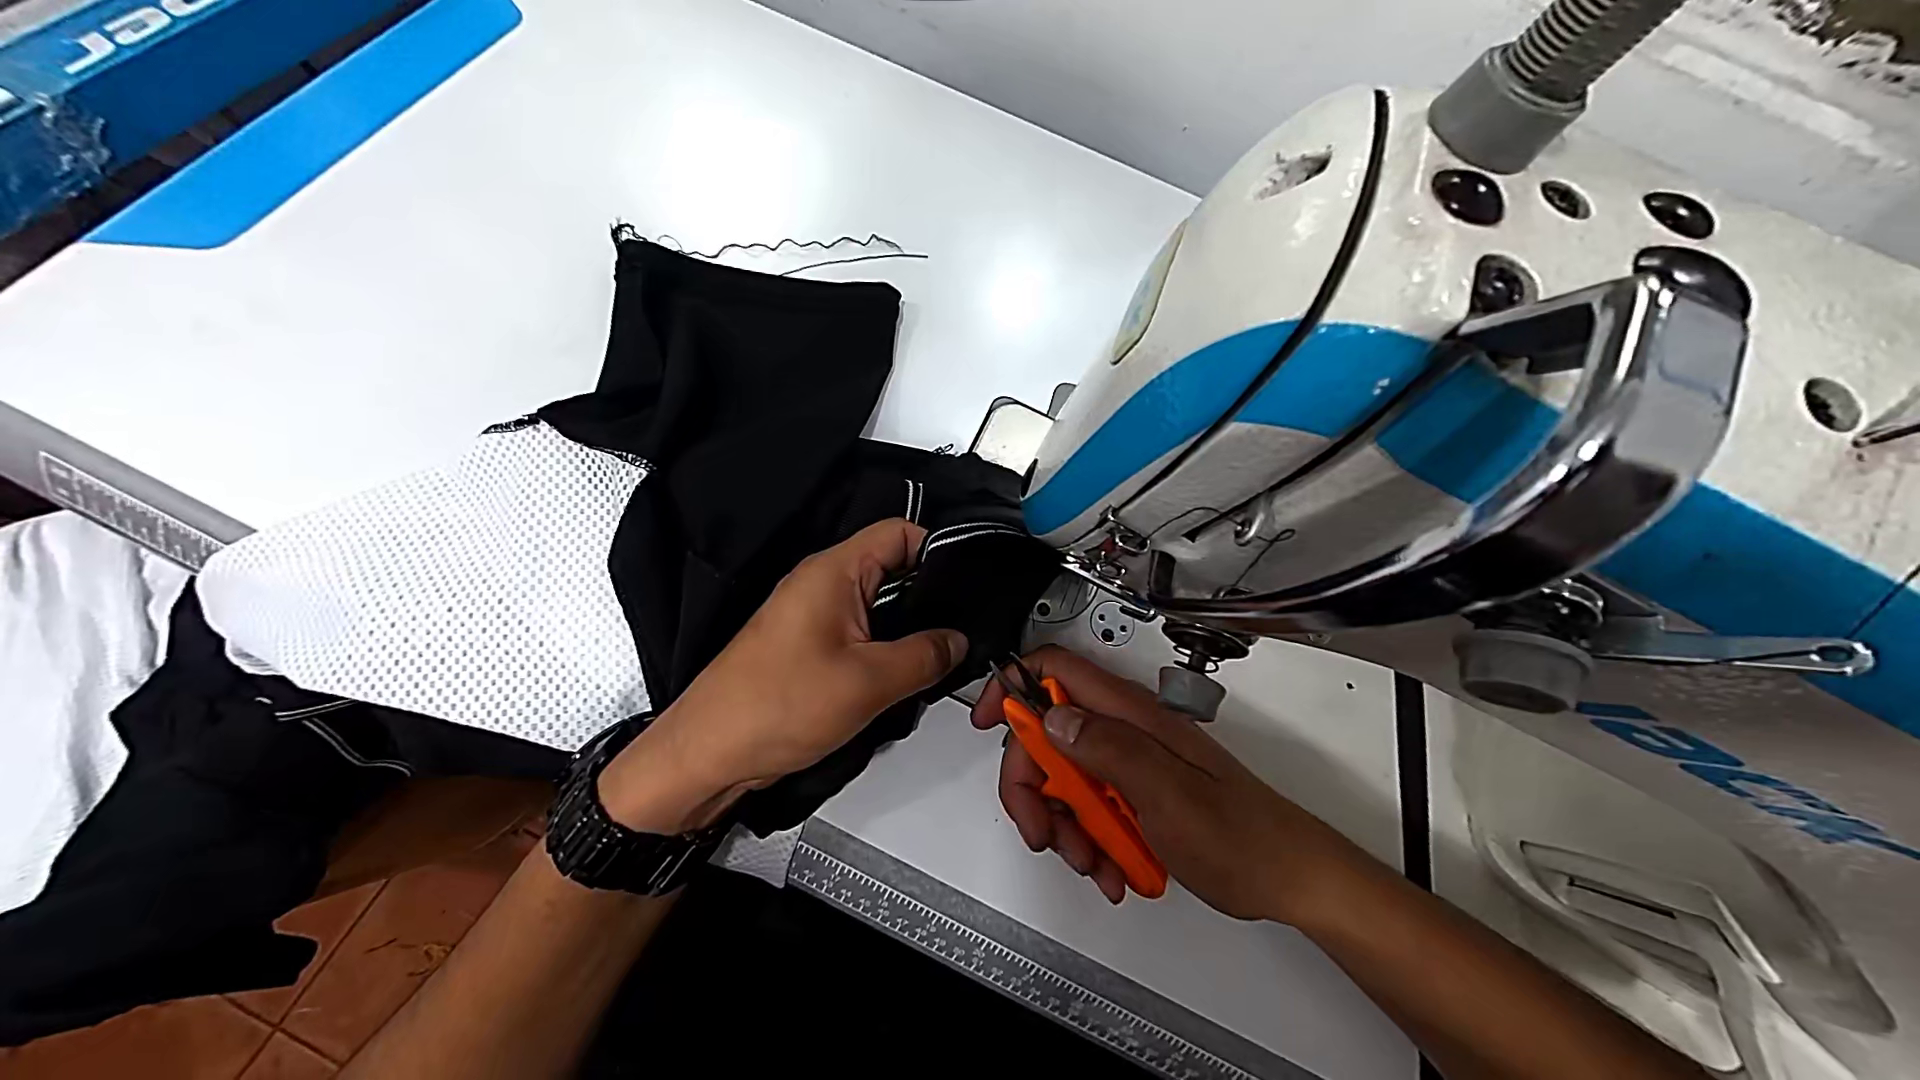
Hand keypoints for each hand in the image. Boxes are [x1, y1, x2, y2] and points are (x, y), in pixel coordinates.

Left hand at [600, 519, 967, 832]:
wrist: (710, 755)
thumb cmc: (767, 708)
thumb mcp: (869, 681)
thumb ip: (925, 656)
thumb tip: (955, 642)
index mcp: (832, 572)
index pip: (898, 531)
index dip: (937, 547)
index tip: (964, 580)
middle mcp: (820, 585)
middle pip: (893, 569)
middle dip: (927, 599)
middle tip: (951, 631)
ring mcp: (814, 616)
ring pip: (880, 607)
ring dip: (905, 633)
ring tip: (926, 662)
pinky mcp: (811, 647)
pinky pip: (861, 635)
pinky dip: (884, 653)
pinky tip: (896, 682)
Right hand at [971, 645, 1360, 920]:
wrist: (1286, 874)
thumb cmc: (1243, 834)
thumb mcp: (1167, 792)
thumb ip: (1106, 747)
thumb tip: (1053, 717)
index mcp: (1129, 714)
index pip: (1054, 669)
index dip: (1013, 686)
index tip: (988, 719)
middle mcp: (1124, 728)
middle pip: (1046, 732)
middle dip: (1034, 782)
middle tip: (1045, 826)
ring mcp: (1127, 758)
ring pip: (1062, 774)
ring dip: (1063, 821)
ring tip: (1092, 858)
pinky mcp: (1132, 787)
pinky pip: (1087, 803)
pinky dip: (1087, 836)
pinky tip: (1109, 862)